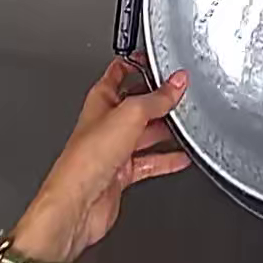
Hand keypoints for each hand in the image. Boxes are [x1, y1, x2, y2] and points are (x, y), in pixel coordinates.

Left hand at [3, 60, 190, 262]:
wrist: (77, 203)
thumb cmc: (87, 156)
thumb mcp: (131, 113)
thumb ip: (157, 98)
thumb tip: (176, 82)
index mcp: (102, 97)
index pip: (120, 71)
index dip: (137, 62)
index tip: (157, 60)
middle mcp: (107, 120)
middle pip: (137, 102)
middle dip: (158, 99)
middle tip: (179, 93)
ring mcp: (114, 147)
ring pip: (145, 132)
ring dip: (165, 128)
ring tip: (185, 122)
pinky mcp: (121, 173)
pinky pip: (149, 161)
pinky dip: (166, 159)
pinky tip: (180, 156)